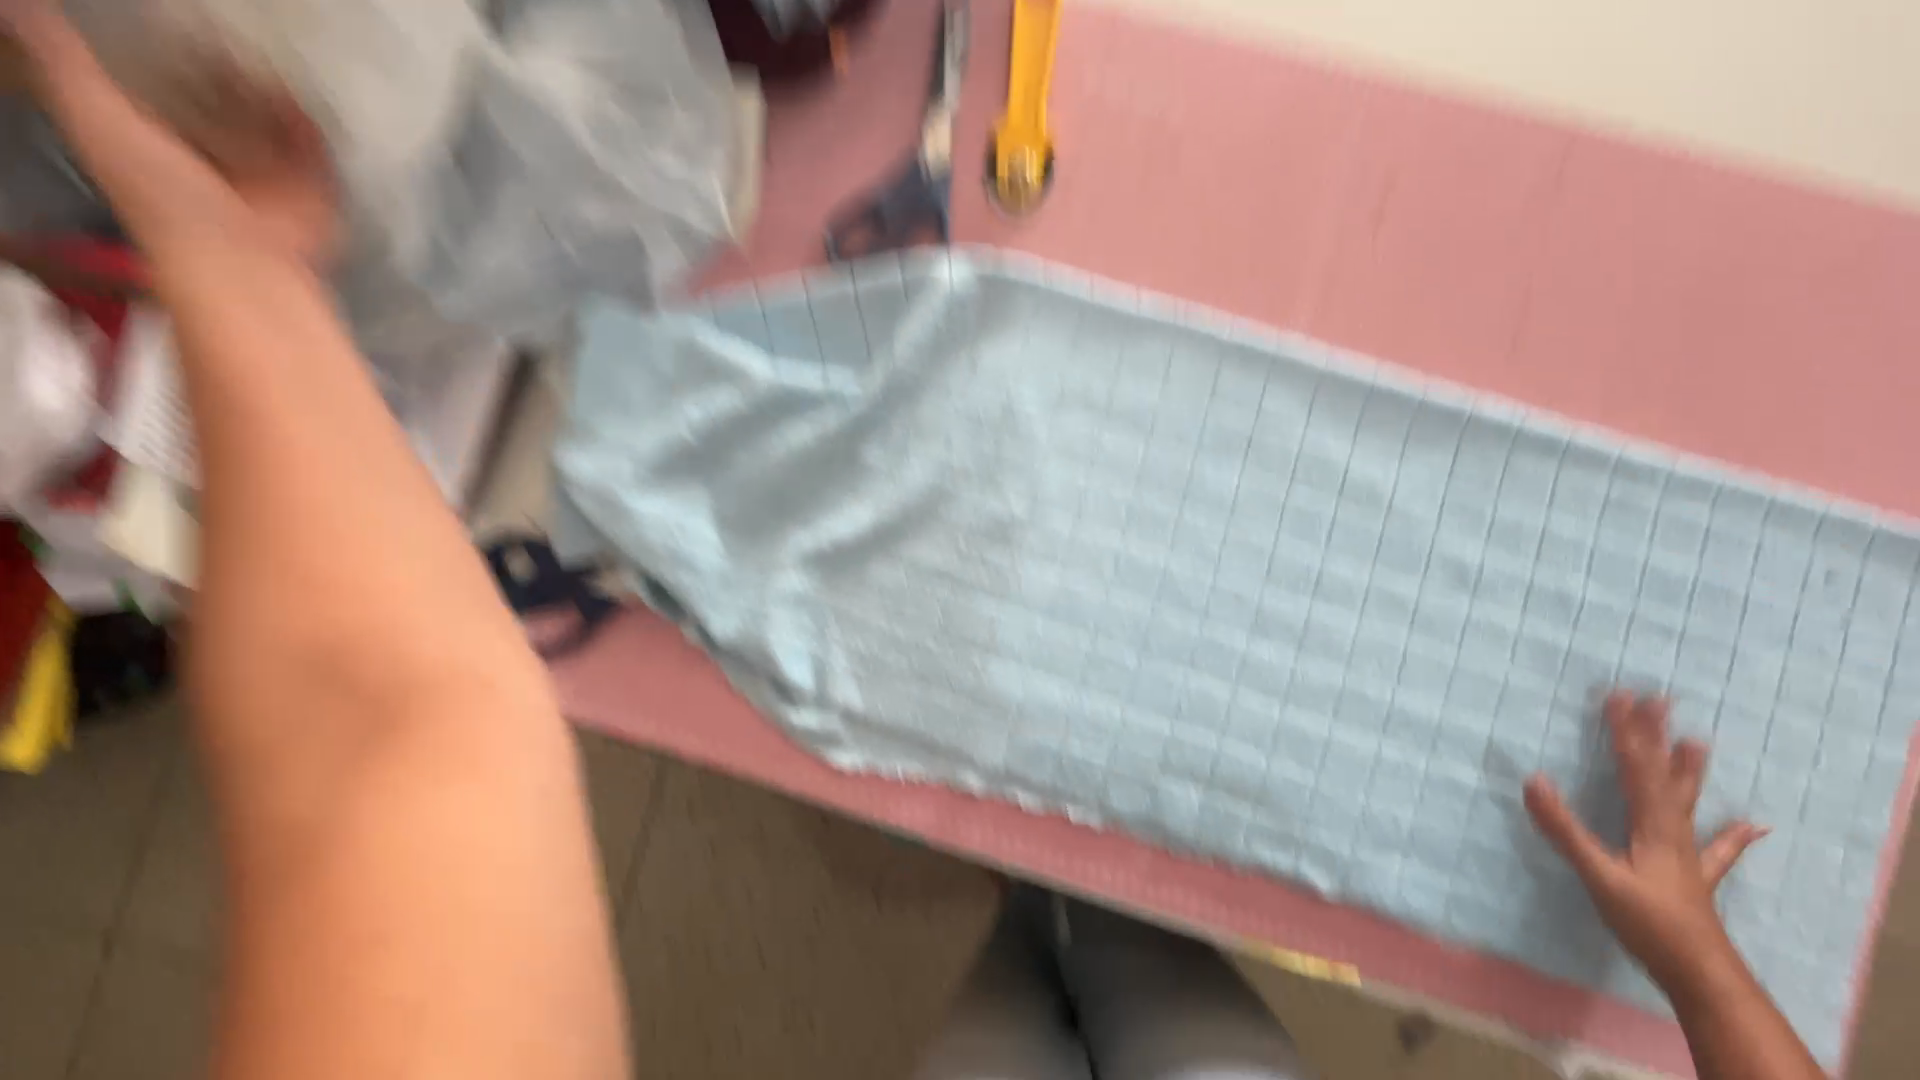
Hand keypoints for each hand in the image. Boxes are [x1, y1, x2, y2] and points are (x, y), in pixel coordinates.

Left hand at [5, 5, 338, 267]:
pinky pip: (314, 152)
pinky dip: (309, 127)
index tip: (162, 22)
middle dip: (223, 75)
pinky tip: (298, 98)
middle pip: (220, 106)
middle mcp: (212, 162)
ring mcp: (266, 178)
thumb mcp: (98, 121)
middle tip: (222, 38)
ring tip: (263, 59)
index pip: (157, 90)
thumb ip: (65, 64)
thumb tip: (18, 4)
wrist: (244, 259)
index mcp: (156, 145)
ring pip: (269, 126)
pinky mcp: (311, 192)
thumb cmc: (167, 199)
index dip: (158, 57)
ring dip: (270, 95)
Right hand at [1524, 692, 1768, 993]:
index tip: (1618, 696)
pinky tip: (1754, 827)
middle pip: (1665, 776)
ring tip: (1699, 743)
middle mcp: (1672, 831)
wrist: (1700, 972)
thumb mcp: (1599, 875)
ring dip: (1689, 772)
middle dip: (1657, 738)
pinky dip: (1734, 836)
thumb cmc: (1648, 921)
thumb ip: (1565, 829)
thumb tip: (1533, 780)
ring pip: (1687, 803)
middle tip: (1658, 700)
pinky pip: (1716, 849)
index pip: (1637, 768)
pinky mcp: (1691, 877)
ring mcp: (1686, 854)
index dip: (1626, 731)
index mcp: (1652, 826)